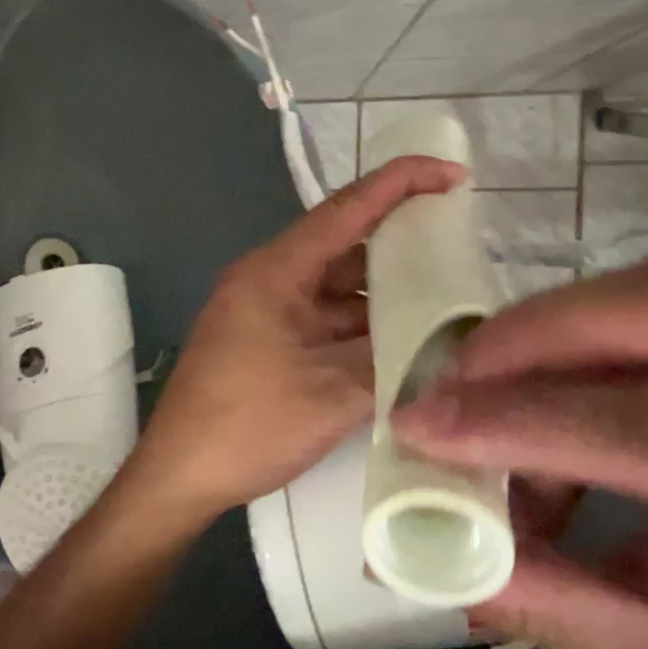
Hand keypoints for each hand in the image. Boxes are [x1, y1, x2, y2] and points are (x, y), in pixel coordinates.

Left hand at [117, 156, 465, 519]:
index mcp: (273, 273)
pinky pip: (321, 321)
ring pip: (335, 290)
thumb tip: (447, 343)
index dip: (401, 184)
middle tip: (467, 250)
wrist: (180, 474)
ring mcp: (261, 313)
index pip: (344, 211)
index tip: (455, 174)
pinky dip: (360, 327)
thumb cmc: (248, 425)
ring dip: (384, 296)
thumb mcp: (333, 392)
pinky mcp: (263, 343)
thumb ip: (394, 358)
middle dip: (402, 247)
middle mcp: (265, 281)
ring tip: (452, 301)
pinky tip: (405, 342)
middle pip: (343, 249)